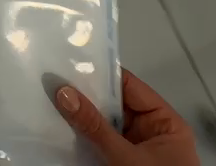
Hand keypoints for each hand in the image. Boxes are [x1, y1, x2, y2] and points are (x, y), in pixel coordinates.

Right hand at [55, 70, 200, 165]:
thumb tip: (62, 90)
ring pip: (104, 123)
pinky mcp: (123, 164)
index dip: (99, 73)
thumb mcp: (126, 159)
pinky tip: (59, 125)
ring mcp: (137, 149)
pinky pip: (101, 142)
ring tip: (49, 97)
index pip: (128, 86)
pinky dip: (84, 136)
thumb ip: (95, 126)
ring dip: (81, 116)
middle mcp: (152, 131)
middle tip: (51, 78)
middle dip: (85, 95)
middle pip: (114, 104)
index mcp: (166, 123)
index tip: (66, 60)